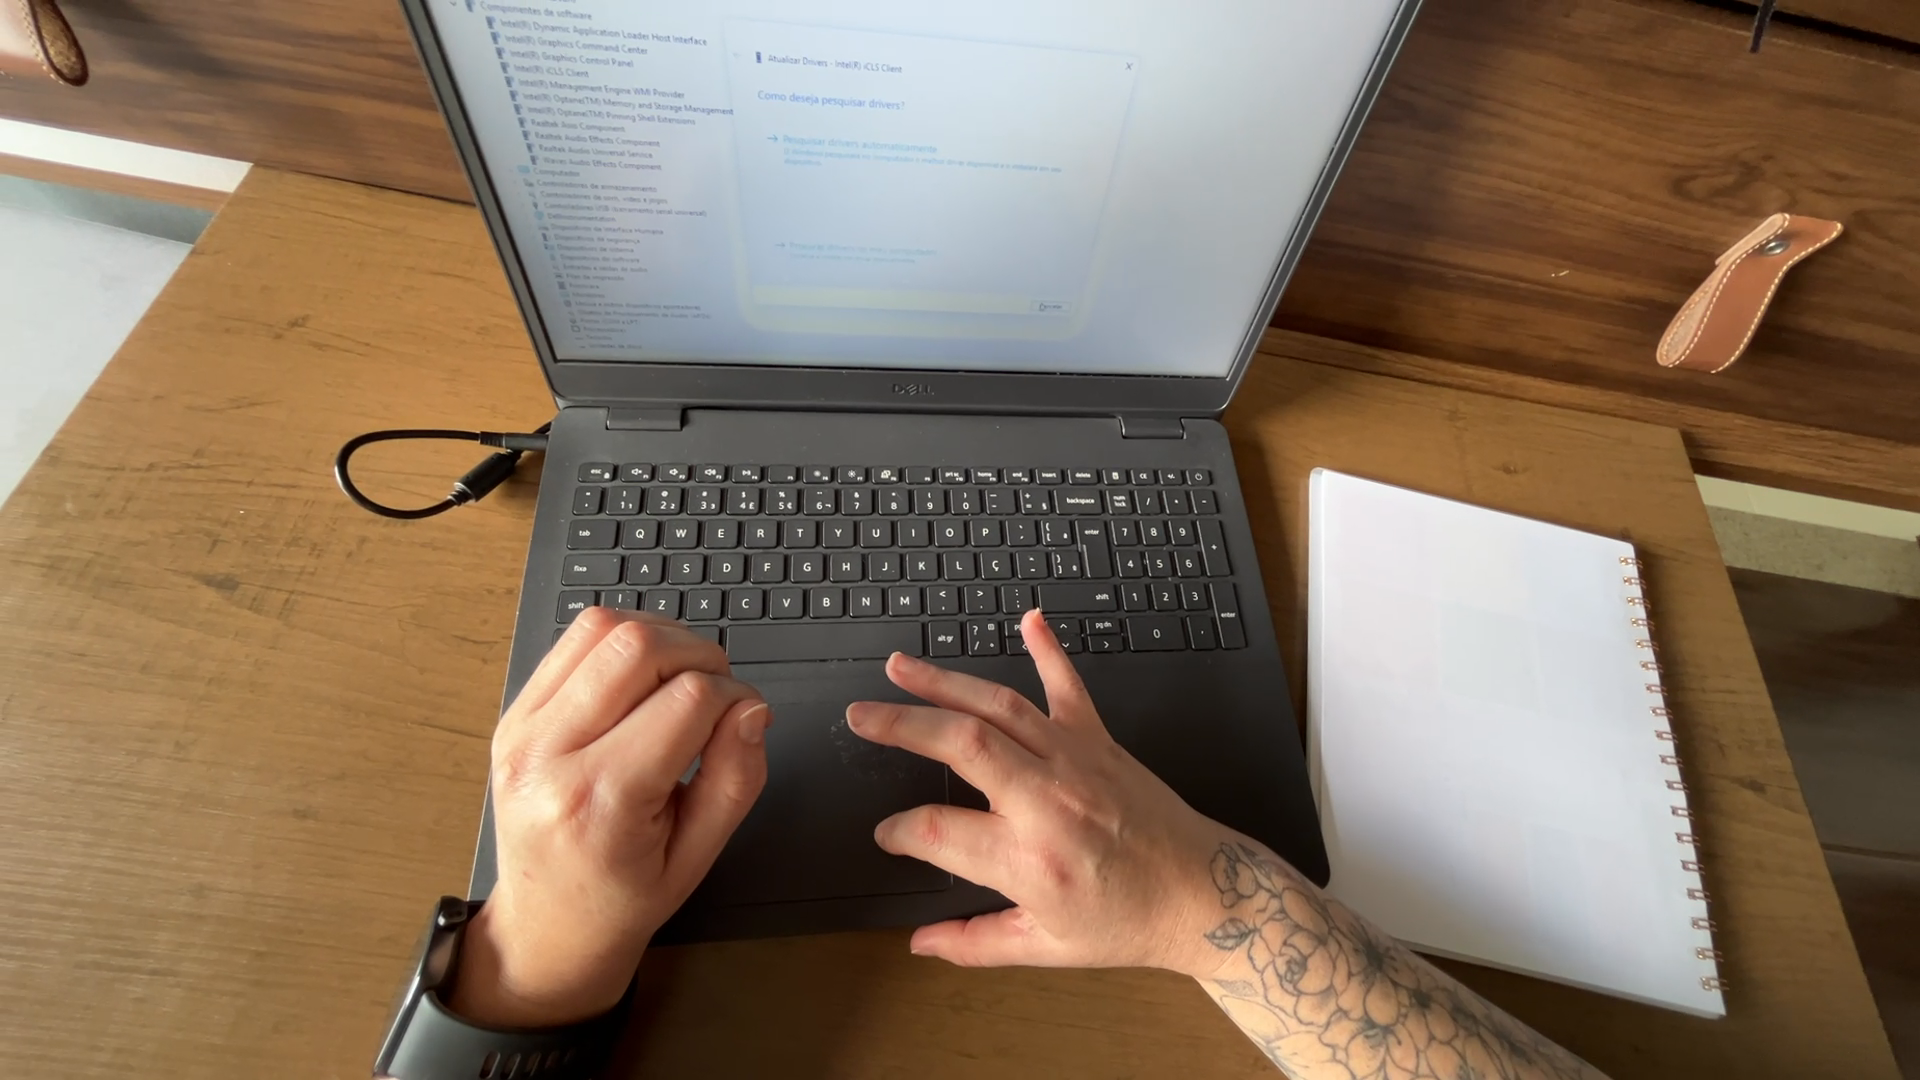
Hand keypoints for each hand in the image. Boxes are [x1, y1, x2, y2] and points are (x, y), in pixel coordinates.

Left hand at [446, 609, 771, 1027]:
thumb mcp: (701, 854)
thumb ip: (737, 776)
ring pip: (605, 627)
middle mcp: (548, 755)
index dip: (736, 696)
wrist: (543, 927)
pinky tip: (647, 672)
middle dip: (701, 654)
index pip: (688, 700)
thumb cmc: (625, 895)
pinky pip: (577, 637)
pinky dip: (626, 637)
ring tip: (682, 677)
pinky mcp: (516, 711)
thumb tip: (752, 708)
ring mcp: (522, 727)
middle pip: (640, 647)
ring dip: (663, 637)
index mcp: (598, 801)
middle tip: (718, 690)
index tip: (745, 718)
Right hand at [846, 608, 1235, 977]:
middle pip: (962, 744)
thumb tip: (917, 943)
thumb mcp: (1045, 950)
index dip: (900, 832)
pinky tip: (1030, 620)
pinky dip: (1048, 650)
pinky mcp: (1098, 737)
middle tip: (861, 714)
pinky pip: (1068, 685)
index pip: (939, 833)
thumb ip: (972, 944)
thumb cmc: (1126, 923)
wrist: (1203, 894)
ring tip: (900, 667)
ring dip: (945, 682)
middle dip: (903, 725)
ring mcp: (1075, 758)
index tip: (887, 834)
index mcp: (1031, 859)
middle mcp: (1048, 799)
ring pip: (1000, 706)